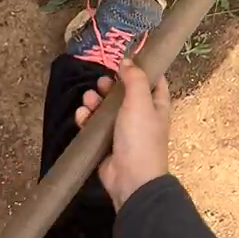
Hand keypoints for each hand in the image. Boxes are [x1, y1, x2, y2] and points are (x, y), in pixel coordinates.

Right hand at [75, 58, 170, 208]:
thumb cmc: (140, 136)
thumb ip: (134, 78)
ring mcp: (123, 130)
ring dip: (95, 101)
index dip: (142, 68)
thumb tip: (128, 60)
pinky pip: (95, 125)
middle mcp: (141, 116)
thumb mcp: (140, 101)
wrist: (131, 179)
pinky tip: (82, 116)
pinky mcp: (106, 143)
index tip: (125, 58)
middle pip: (124, 93)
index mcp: (157, 105)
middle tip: (101, 82)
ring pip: (106, 108)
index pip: (154, 80)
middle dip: (111, 86)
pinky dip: (87, 118)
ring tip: (88, 100)